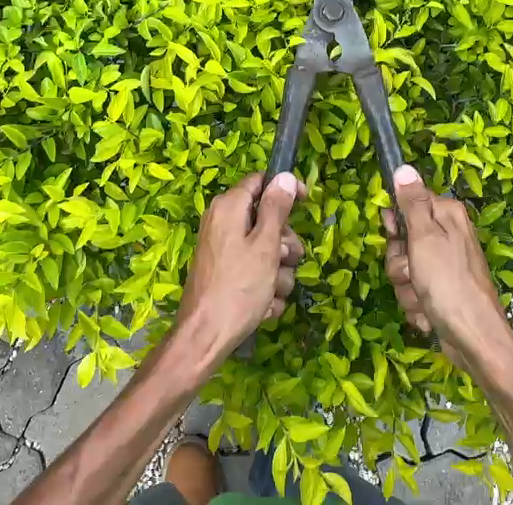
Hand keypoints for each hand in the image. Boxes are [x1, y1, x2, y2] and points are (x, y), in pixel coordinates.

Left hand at [175, 172, 307, 359]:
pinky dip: (264, 289)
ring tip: (271, 292)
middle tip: (286, 260)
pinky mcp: (225, 274)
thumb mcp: (265, 245)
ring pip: (265, 251)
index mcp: (229, 207)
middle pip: (267, 220)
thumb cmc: (238, 287)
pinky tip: (263, 306)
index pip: (261, 181)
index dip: (284, 190)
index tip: (306, 202)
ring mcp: (223, 250)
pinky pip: (254, 272)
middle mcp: (223, 223)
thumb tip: (284, 176)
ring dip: (277, 273)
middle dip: (285, 244)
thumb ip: (276, 209)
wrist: (205, 336)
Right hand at [383, 164, 511, 369]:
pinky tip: (429, 313)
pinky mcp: (440, 292)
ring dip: (407, 288)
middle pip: (402, 239)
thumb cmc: (449, 283)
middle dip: (399, 262)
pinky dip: (416, 305)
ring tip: (423, 298)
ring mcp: (443, 267)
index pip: (408, 202)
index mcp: (446, 216)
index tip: (394, 234)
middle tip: (412, 271)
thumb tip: (404, 167)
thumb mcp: (425, 237)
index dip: (396, 222)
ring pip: (404, 269)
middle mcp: (447, 237)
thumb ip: (412, 203)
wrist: (474, 338)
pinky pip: (413, 292)